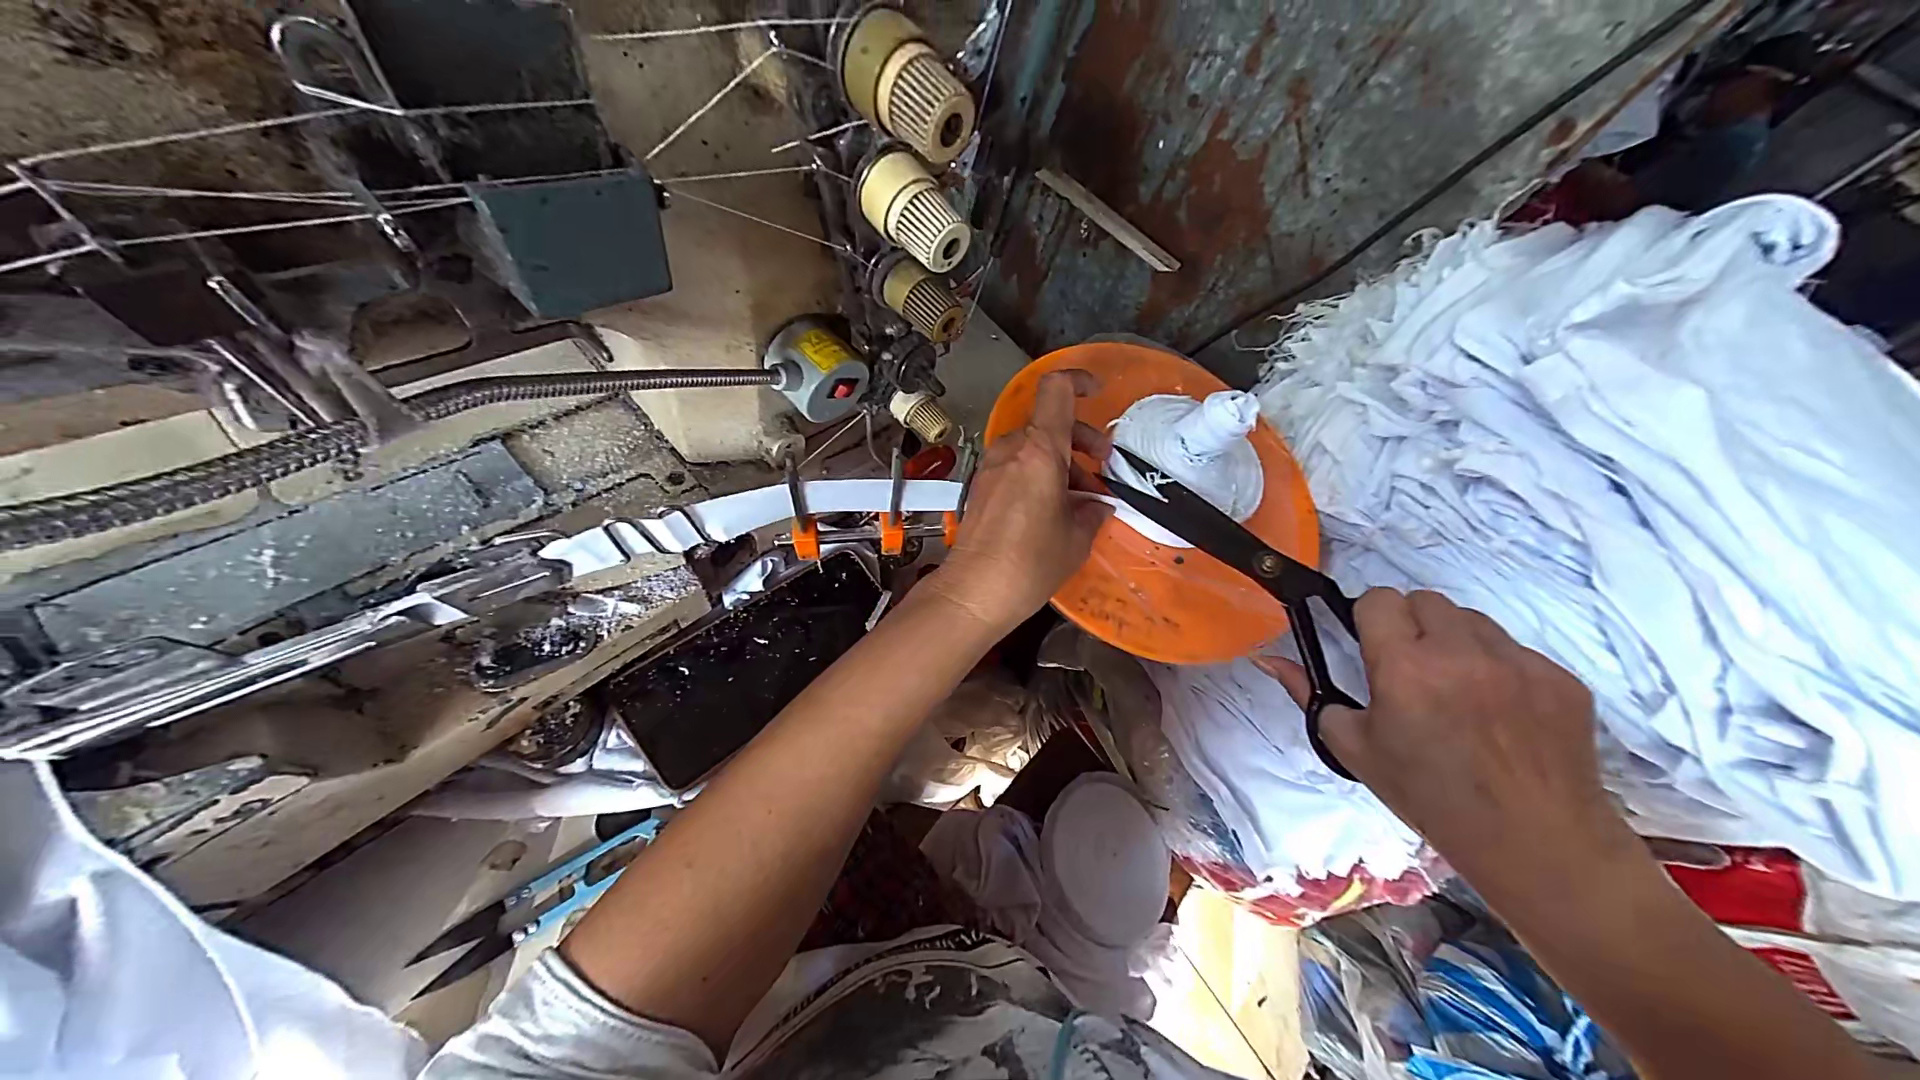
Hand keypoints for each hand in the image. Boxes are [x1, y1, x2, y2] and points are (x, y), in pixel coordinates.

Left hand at [926, 370, 1112, 632]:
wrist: (974, 592)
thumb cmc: (1029, 562)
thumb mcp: (1076, 538)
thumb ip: (1092, 512)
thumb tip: (1097, 506)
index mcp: (1039, 451)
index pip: (1056, 390)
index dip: (1079, 380)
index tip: (1098, 392)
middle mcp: (1011, 451)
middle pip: (1049, 424)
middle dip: (1082, 441)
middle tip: (1103, 468)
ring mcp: (991, 468)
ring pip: (1033, 447)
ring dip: (1062, 462)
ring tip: (1084, 498)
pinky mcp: (982, 488)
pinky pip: (1016, 467)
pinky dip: (1039, 475)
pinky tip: (1055, 508)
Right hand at [1256, 589, 1643, 896]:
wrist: (1533, 841)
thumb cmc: (1427, 795)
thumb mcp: (1352, 746)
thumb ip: (1307, 693)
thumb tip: (1268, 660)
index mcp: (1404, 668)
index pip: (1380, 599)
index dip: (1369, 616)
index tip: (1371, 642)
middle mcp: (1462, 653)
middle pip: (1425, 600)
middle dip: (1411, 623)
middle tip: (1411, 666)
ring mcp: (1518, 663)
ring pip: (1472, 619)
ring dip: (1455, 640)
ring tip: (1456, 686)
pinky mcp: (1560, 677)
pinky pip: (1516, 649)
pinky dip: (1499, 667)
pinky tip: (1498, 709)